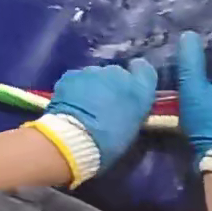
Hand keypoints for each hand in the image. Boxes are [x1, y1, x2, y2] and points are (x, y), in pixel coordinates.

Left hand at [38, 59, 158, 180]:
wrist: (76, 137)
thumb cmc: (110, 141)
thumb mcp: (132, 127)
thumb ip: (132, 108)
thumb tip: (125, 104)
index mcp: (140, 89)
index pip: (143, 70)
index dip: (135, 77)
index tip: (128, 88)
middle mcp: (119, 73)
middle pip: (115, 73)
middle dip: (109, 85)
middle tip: (101, 104)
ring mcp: (93, 71)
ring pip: (93, 75)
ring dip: (90, 86)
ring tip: (82, 106)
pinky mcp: (70, 75)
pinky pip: (74, 79)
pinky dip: (72, 89)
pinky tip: (67, 103)